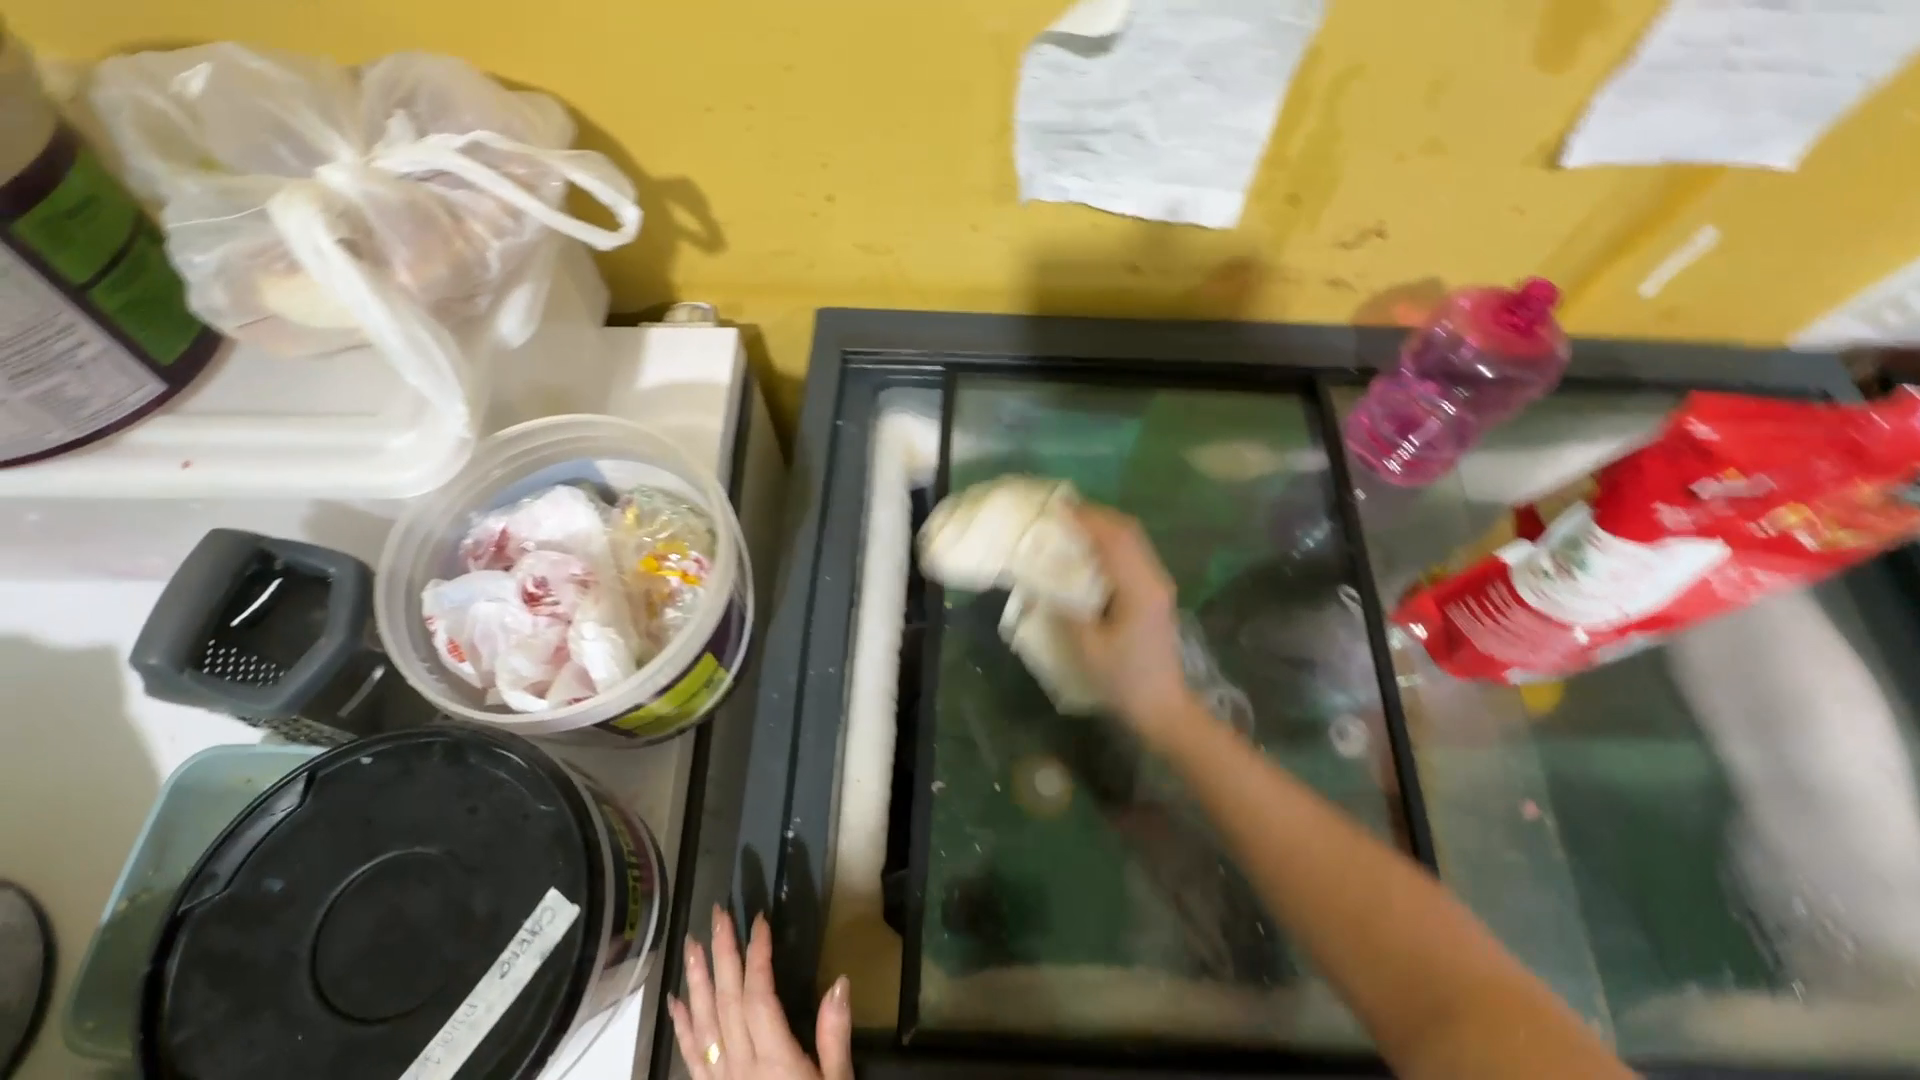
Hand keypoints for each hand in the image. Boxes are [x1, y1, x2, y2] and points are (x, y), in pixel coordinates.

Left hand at [669, 906, 851, 1079]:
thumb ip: (834, 1035)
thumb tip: (840, 982)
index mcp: (775, 1061)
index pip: (758, 996)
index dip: (757, 955)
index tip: (759, 921)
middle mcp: (741, 1067)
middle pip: (726, 1001)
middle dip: (722, 954)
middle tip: (717, 914)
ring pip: (703, 1023)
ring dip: (697, 980)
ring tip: (692, 943)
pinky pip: (692, 1056)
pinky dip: (683, 1025)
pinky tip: (677, 1000)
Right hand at [1066, 503, 1201, 740]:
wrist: (1164, 707)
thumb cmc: (1124, 680)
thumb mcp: (1087, 649)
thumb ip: (1065, 612)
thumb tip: (1043, 586)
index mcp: (1138, 587)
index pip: (1114, 538)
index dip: (1087, 518)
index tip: (1058, 507)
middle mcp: (1154, 578)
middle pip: (1128, 532)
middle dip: (1096, 516)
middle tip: (1063, 512)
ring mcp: (1159, 585)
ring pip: (1133, 542)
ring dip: (1105, 529)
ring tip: (1074, 526)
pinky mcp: (1156, 595)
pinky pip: (1134, 556)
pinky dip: (1112, 545)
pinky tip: (1091, 554)